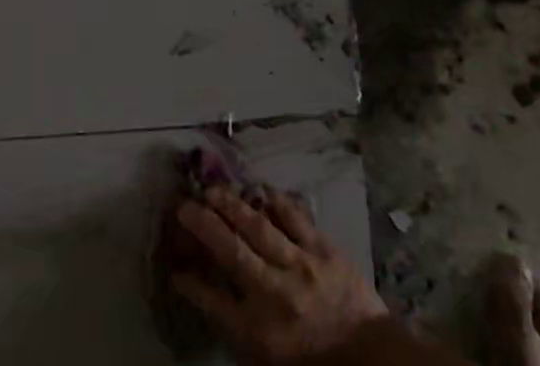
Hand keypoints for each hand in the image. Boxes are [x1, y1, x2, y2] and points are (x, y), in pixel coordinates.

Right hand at [172, 185, 390, 364]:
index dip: (191, 283)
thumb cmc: (308, 358)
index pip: (213, 303)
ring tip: (213, 190)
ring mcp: (302, 267)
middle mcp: (275, 293)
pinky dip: (279, 204)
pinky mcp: (325, 250)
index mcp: (257, 330)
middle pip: (232, 252)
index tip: (174, 267)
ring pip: (261, 229)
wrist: (365, 355)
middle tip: (183, 205)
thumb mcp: (263, 356)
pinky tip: (264, 192)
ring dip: (235, 207)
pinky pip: (298, 220)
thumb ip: (233, 322)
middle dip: (205, 226)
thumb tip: (204, 289)